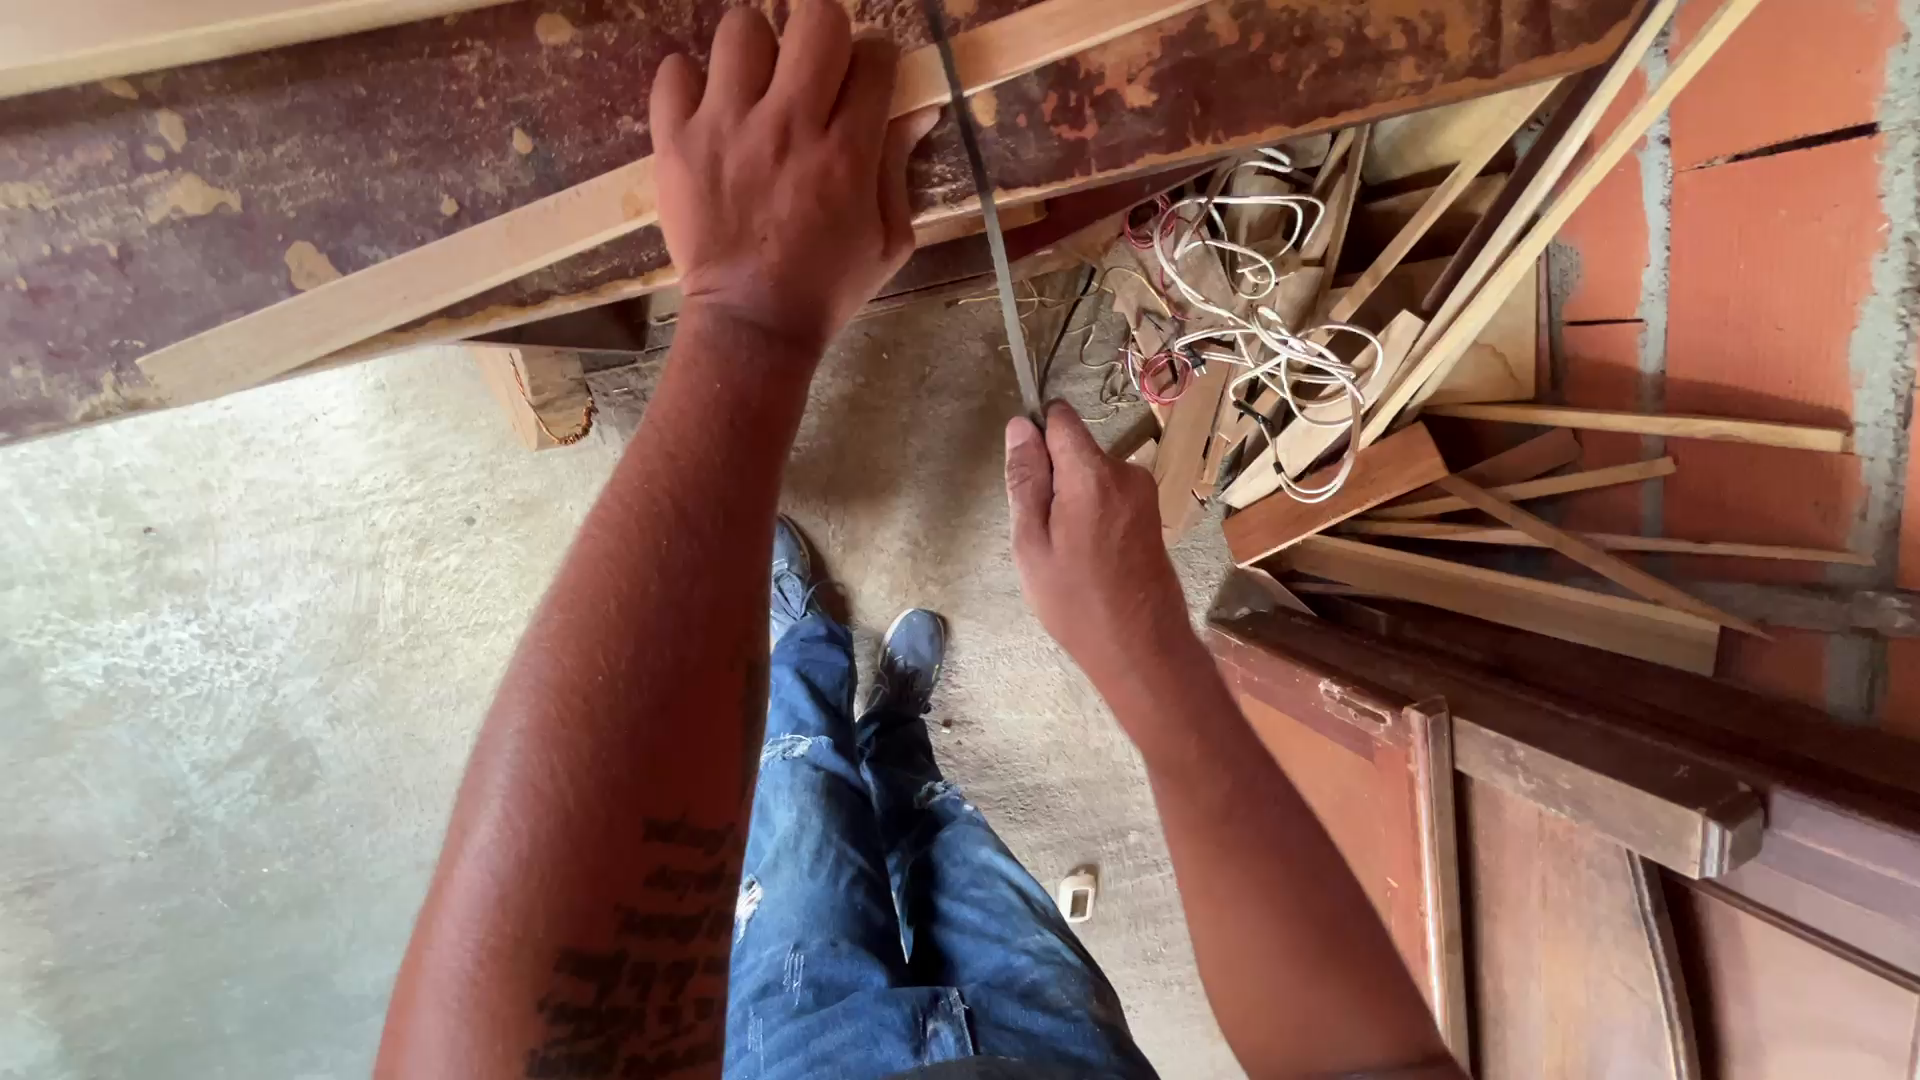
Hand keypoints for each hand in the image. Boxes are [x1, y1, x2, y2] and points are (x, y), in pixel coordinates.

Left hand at [649, 0, 940, 352]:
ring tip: (757, 96)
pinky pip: (676, 70)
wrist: (753, 323)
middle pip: (815, 18)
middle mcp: (788, 125)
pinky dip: (693, 86)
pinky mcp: (676, 141)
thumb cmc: (829, 288)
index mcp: (847, 152)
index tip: (865, 88)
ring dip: (758, 56)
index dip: (875, 65)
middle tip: (815, 79)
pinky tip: (712, 118)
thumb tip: (918, 110)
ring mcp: (726, 127)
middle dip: (825, 40)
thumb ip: (901, 170)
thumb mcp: (889, 241)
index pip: (874, 56)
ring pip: (743, 29)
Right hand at [1005, 402, 1201, 701]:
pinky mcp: (1151, 513)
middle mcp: (1126, 472)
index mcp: (1092, 474)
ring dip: (1072, 500)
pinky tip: (1090, 557)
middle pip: (1075, 449)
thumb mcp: (1031, 543)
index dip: (1035, 436)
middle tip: (1044, 533)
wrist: (1142, 647)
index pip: (1060, 418)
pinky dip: (1092, 514)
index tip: (1026, 478)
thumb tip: (1019, 426)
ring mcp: (1144, 492)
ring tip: (1067, 551)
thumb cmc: (1076, 602)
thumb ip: (1025, 480)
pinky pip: (1109, 495)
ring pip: (1090, 475)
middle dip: (1052, 478)